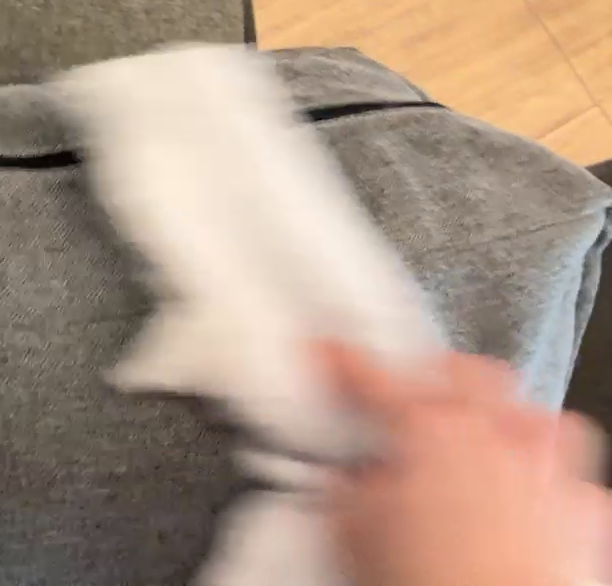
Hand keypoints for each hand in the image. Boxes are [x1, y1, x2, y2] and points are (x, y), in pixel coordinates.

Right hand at [319, 340, 610, 585]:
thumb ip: (351, 478)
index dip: (339, 356)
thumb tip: (350, 475)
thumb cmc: (434, 574)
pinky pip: (578, 482)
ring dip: (509, 418)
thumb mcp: (354, 516)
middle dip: (442, 370)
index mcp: (426, 428)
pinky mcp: (587, 521)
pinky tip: (526, 494)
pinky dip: (549, 479)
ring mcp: (549, 477)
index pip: (369, 372)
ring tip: (481, 429)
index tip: (328, 351)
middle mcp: (492, 440)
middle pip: (474, 372)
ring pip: (542, 418)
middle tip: (415, 382)